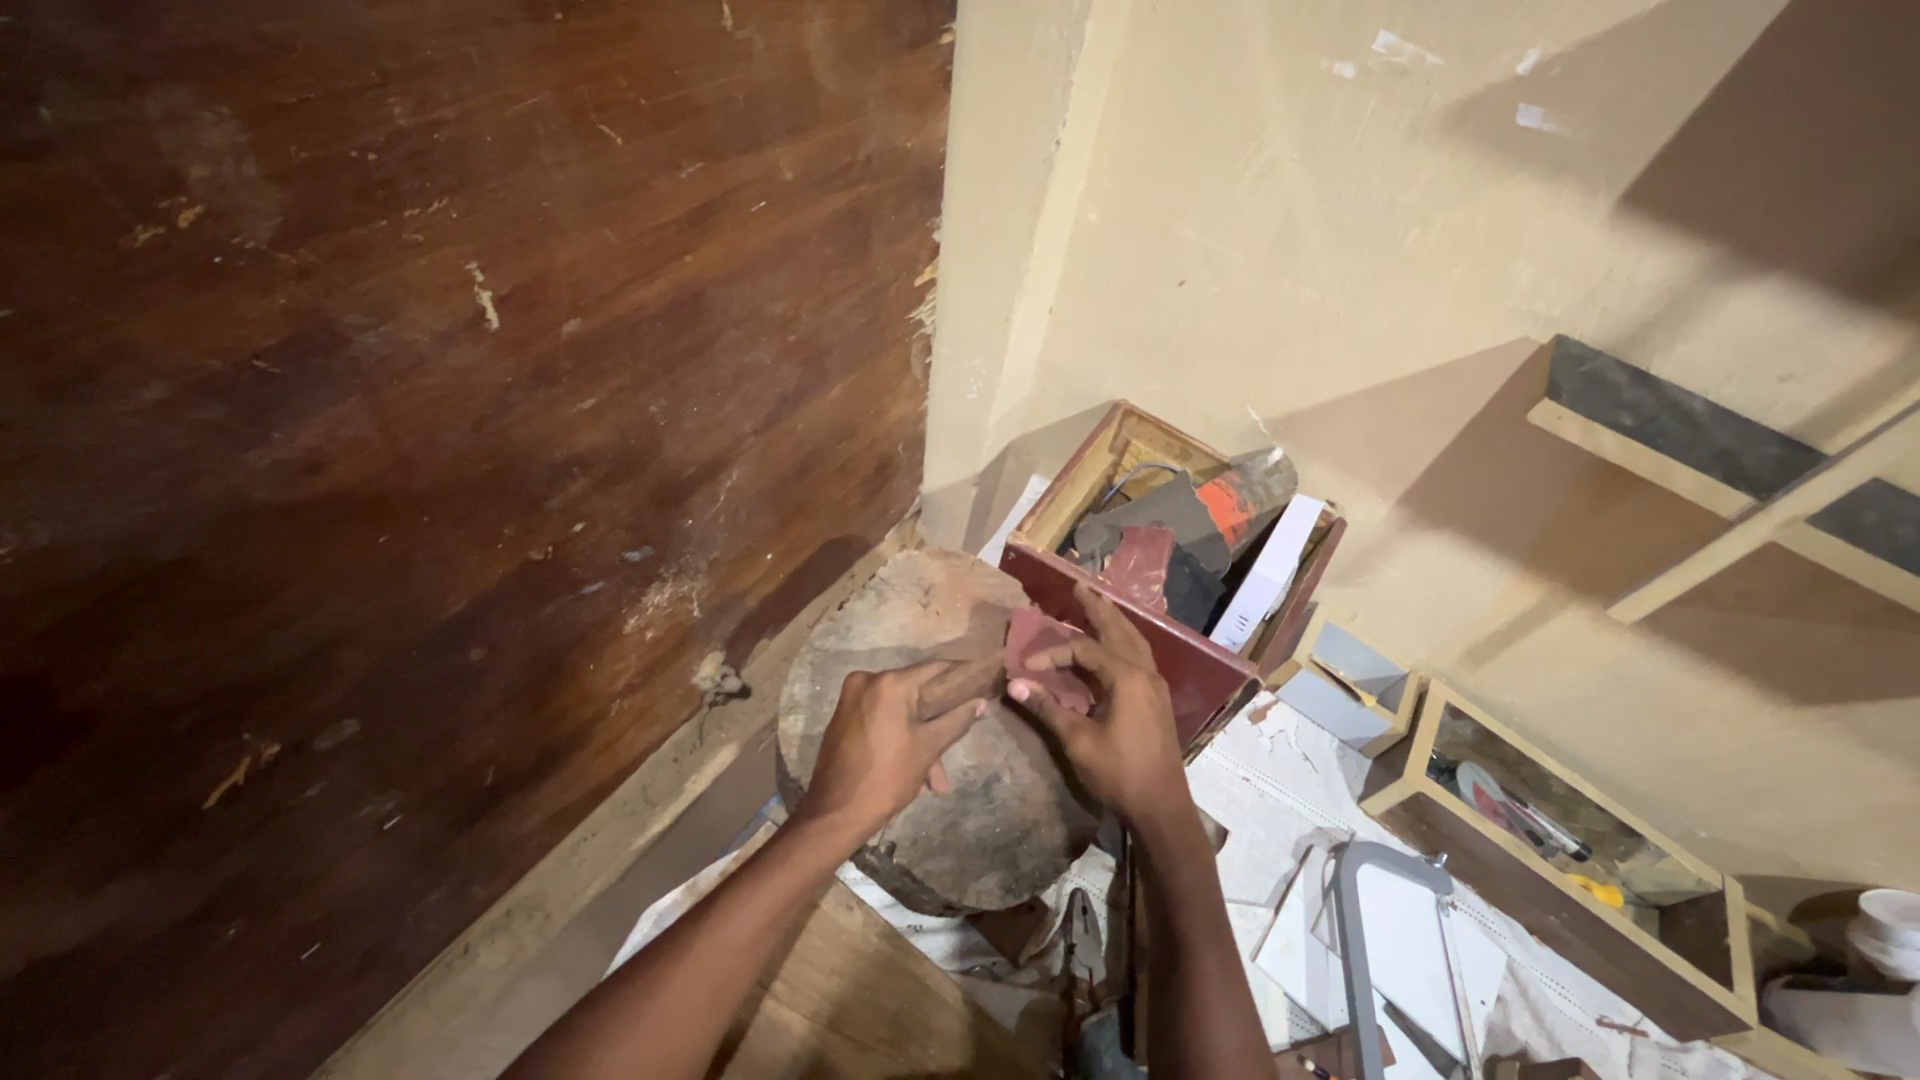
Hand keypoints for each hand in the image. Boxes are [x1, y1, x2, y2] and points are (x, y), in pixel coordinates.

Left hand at [792, 661, 986, 842]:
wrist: (835, 814)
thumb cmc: (886, 778)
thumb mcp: (928, 749)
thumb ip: (957, 720)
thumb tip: (979, 702)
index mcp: (888, 683)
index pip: (935, 668)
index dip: (961, 676)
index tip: (981, 685)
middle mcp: (866, 681)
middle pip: (916, 692)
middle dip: (938, 722)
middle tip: (956, 747)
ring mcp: (851, 699)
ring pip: (900, 711)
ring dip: (920, 740)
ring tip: (934, 780)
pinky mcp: (844, 717)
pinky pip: (882, 719)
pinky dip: (899, 738)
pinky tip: (915, 772)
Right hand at [1009, 584, 1190, 824]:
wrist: (1161, 806)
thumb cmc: (1118, 774)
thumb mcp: (1077, 741)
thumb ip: (1047, 708)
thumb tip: (1015, 683)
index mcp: (1126, 678)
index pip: (1083, 650)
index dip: (1052, 653)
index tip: (1026, 667)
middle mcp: (1145, 673)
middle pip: (1118, 630)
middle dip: (1097, 609)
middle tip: (1078, 587)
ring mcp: (1156, 685)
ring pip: (1134, 641)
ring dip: (1114, 622)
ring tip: (1099, 605)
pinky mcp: (1158, 699)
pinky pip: (1140, 656)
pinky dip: (1125, 641)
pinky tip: (1116, 645)